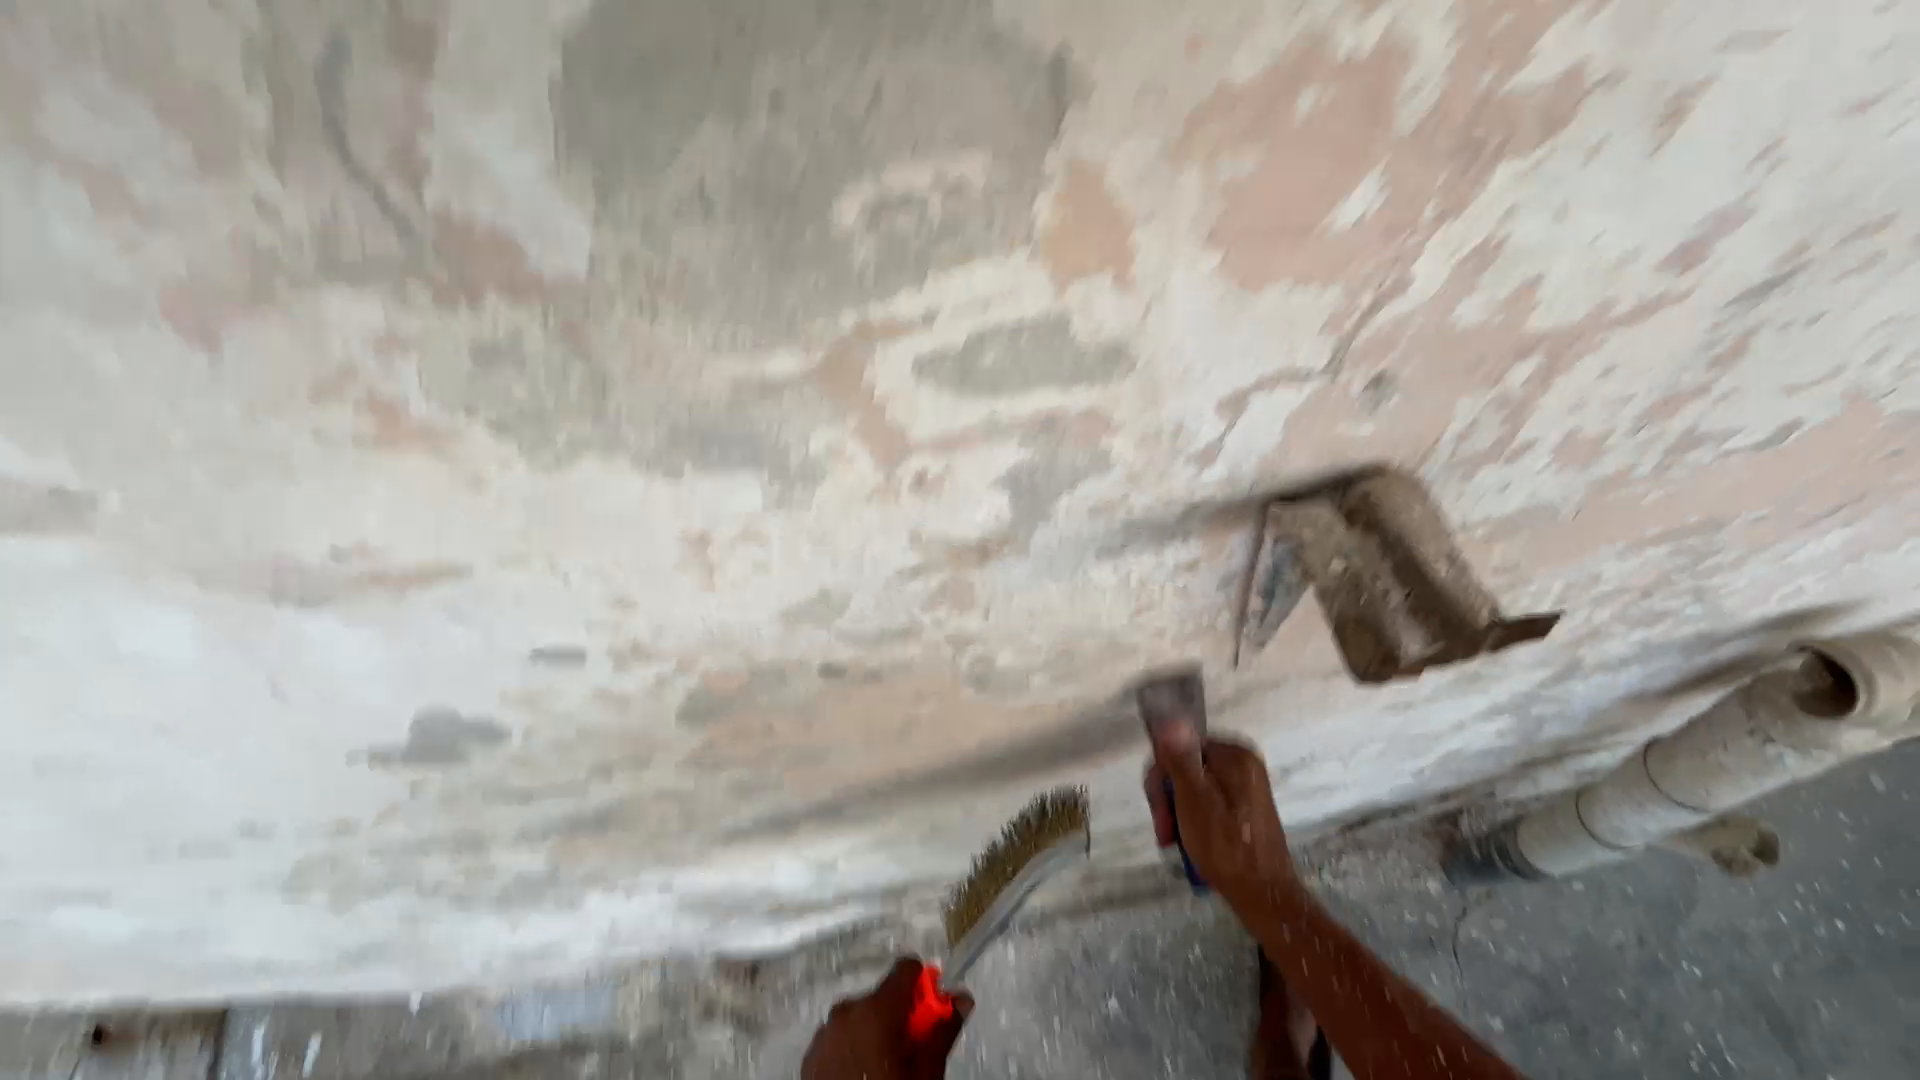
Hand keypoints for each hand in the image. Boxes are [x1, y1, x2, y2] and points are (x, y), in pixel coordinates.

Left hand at [801, 957, 972, 1079]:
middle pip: (885, 996)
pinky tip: (861, 1074)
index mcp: (878, 1008)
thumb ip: (944, 1029)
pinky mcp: (811, 1052)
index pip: (907, 968)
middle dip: (901, 1016)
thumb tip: (963, 997)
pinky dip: (854, 1045)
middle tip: (910, 1052)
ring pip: (862, 1015)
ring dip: (876, 1030)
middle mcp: (848, 1009)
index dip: (925, 984)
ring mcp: (825, 1030)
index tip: (932, 1011)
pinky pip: (841, 1035)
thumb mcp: (926, 1072)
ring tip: (884, 1068)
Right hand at [1144, 730, 1299, 913]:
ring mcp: (1245, 787)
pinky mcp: (1244, 809)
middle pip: (1186, 767)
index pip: (1180, 746)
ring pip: (1193, 788)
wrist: (1264, 897)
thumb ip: (1180, 760)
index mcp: (1235, 756)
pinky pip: (1207, 803)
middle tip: (1165, 833)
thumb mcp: (1194, 801)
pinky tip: (1190, 843)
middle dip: (1169, 799)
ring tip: (1175, 842)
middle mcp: (1243, 764)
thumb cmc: (1226, 849)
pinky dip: (1193, 821)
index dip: (1163, 777)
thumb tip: (1170, 719)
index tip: (1160, 810)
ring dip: (1177, 814)